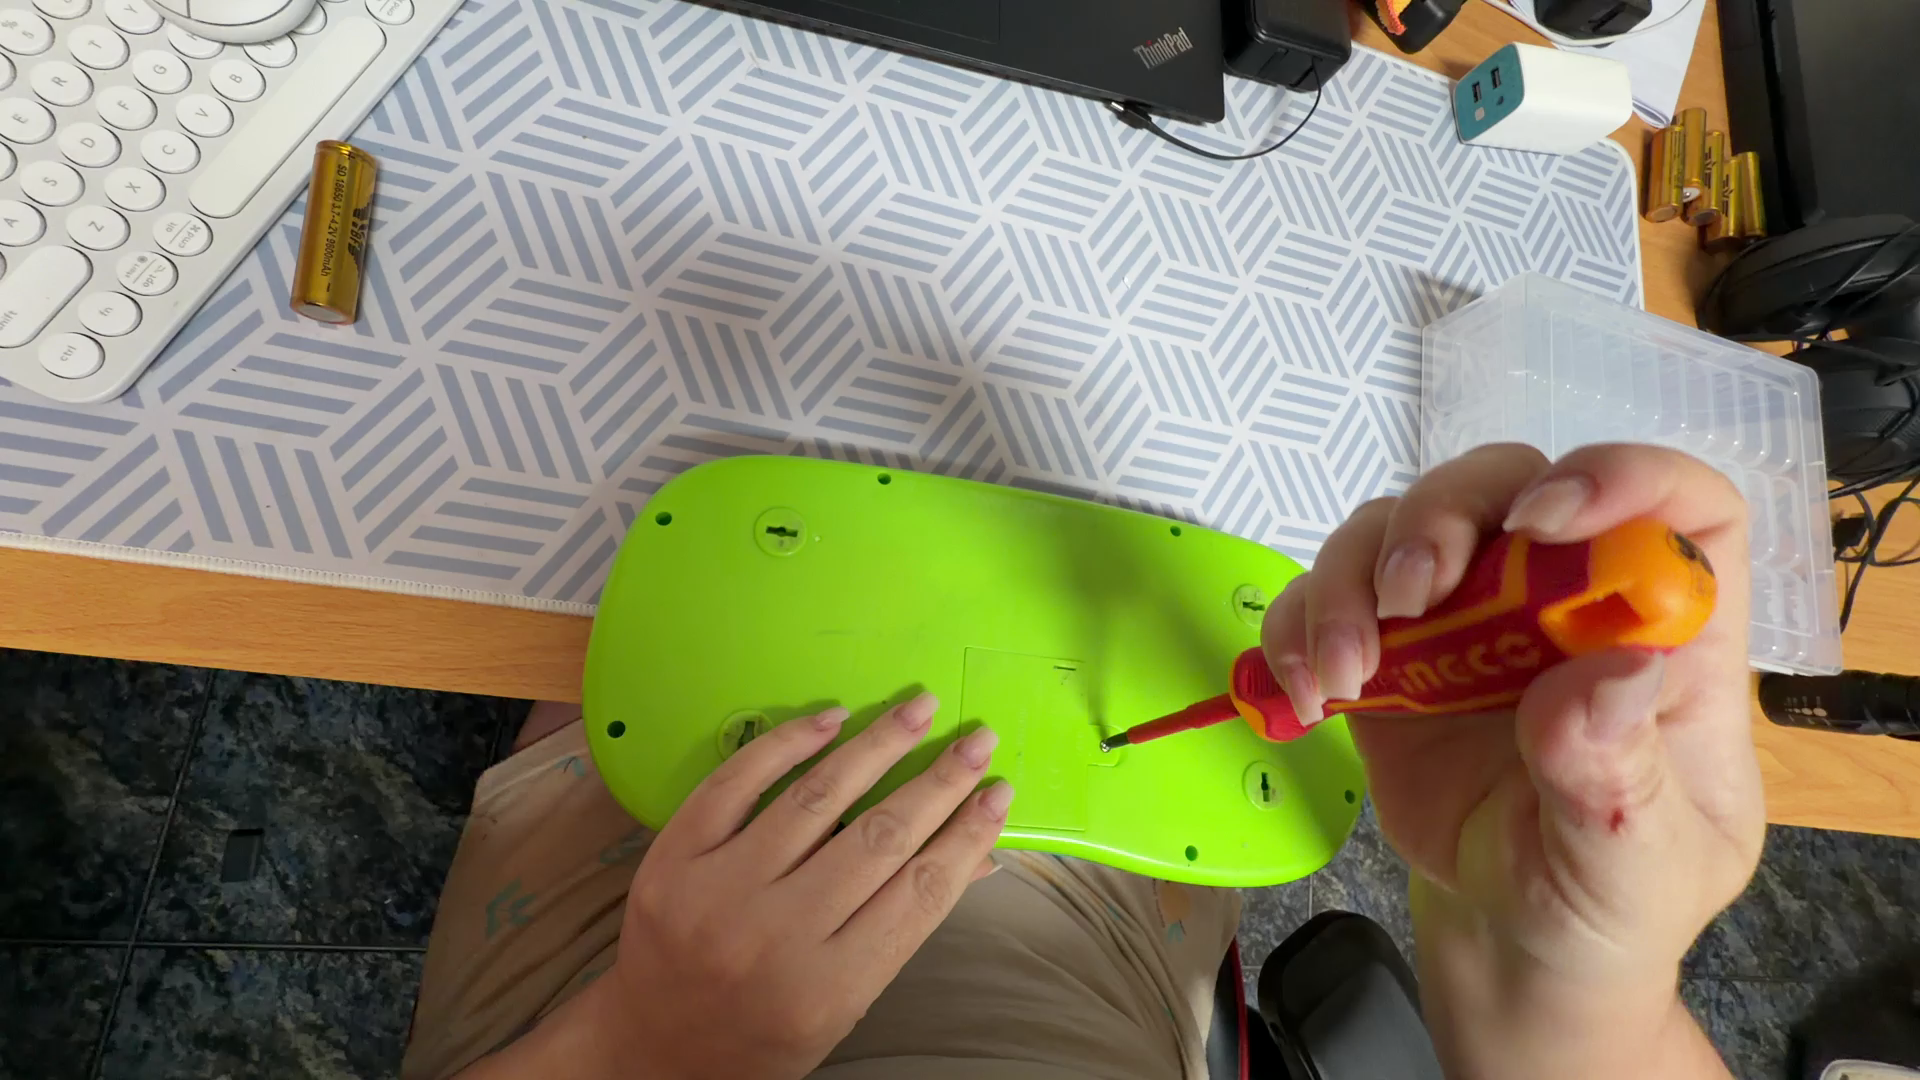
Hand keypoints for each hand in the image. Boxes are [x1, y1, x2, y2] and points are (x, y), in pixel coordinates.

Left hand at [602, 694, 1009, 1079]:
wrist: (652, 1051)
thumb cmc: (765, 1031)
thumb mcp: (846, 1001)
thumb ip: (907, 923)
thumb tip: (981, 853)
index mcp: (829, 987)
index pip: (920, 892)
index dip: (966, 834)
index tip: (999, 790)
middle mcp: (774, 936)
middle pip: (880, 837)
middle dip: (940, 780)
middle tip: (978, 737)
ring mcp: (718, 890)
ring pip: (817, 797)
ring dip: (879, 744)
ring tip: (920, 708)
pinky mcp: (675, 856)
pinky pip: (738, 781)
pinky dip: (789, 742)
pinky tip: (833, 718)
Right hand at [1260, 444, 1762, 1076]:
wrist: (1496, 912)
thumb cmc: (1595, 890)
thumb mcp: (1632, 861)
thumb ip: (1619, 777)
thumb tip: (1614, 672)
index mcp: (1648, 630)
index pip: (1673, 504)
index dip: (1616, 478)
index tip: (1541, 524)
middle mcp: (1542, 598)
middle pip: (1490, 484)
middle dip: (1432, 520)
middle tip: (1405, 600)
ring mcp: (1446, 615)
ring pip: (1382, 529)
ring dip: (1344, 587)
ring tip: (1342, 678)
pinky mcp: (1372, 643)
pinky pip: (1314, 594)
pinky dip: (1293, 627)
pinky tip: (1306, 694)